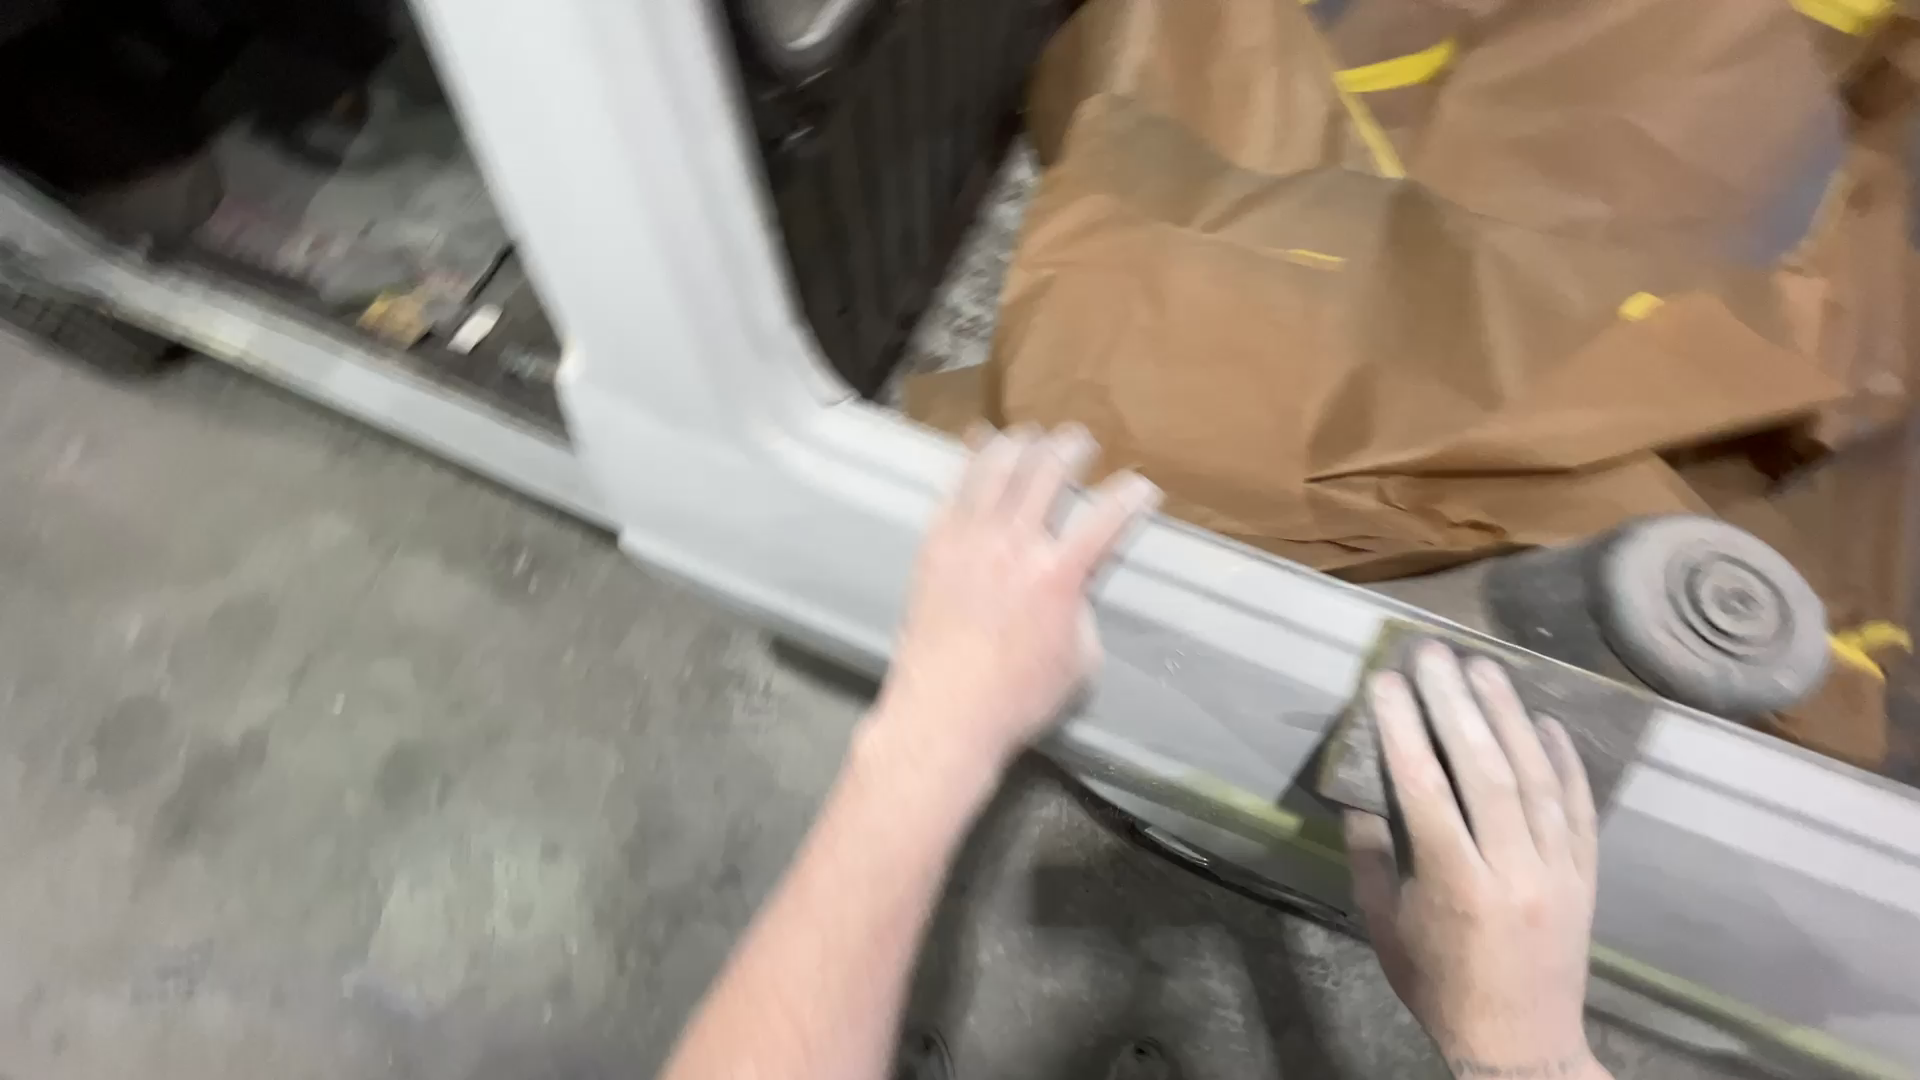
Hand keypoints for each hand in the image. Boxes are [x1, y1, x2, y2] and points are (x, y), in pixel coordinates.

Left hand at [871, 425, 1159, 773]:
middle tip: (1080, 440)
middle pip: (1047, 474)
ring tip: (1029, 434)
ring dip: (1018, 444)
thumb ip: (1083, 614)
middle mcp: (1015, 544)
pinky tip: (976, 449)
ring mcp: (969, 541)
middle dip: (1071, 448)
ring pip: (996, 470)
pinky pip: (953, 490)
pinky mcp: (935, 547)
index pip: (1107, 518)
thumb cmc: (1018, 697)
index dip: (1131, 496)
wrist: (944, 712)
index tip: (1142, 487)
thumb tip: (1074, 593)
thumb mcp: (1080, 662)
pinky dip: (968, 462)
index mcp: (1058, 575)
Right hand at [1344, 643, 1604, 1079]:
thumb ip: (1370, 850)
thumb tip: (1364, 790)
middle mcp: (1513, 870)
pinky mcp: (1586, 879)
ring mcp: (1558, 873)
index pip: (1424, 789)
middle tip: (1433, 654)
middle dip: (1455, 704)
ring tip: (1484, 667)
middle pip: (1484, 771)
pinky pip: (1580, 811)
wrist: (1523, 1047)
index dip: (1403, 730)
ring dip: (1507, 716)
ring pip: (1535, 780)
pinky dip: (1564, 761)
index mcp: (1453, 884)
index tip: (1384, 682)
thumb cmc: (1435, 980)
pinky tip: (1545, 721)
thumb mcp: (1382, 919)